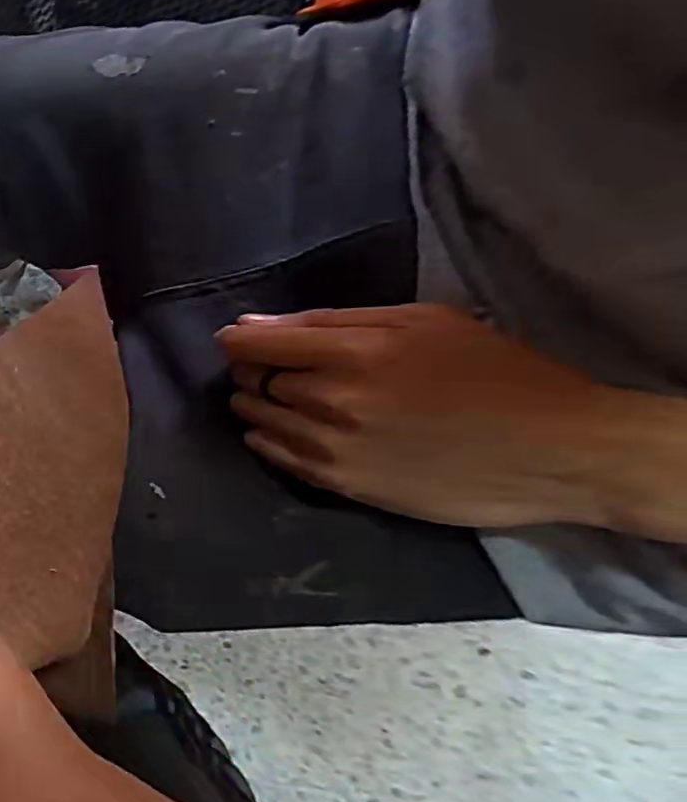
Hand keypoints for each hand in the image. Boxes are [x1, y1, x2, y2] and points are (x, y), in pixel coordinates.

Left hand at [216, 303, 612, 527]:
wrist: (565, 452)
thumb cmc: (498, 374)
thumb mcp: (423, 322)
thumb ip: (326, 321)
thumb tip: (249, 326)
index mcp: (353, 353)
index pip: (251, 345)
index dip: (236, 341)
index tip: (237, 340)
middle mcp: (329, 399)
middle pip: (249, 379)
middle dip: (254, 370)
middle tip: (282, 369)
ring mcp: (327, 443)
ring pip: (252, 414)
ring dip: (259, 402)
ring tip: (295, 399)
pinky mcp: (334, 480)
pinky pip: (267, 451)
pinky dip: (267, 435)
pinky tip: (296, 428)